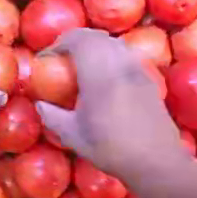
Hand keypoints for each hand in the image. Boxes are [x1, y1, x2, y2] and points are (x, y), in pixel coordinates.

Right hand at [35, 29, 186, 182]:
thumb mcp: (73, 136)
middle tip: (61, 55)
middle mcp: (120, 65)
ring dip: (95, 45)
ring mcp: (138, 70)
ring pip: (114, 43)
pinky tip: (105, 75)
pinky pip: (127, 55)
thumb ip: (52, 116)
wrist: (156, 161)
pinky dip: (111, 55)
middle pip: (96, 36)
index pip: (78, 40)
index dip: (59, 43)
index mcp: (99, 75)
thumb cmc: (111, 149)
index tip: (47, 57)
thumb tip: (39, 104)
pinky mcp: (149, 79)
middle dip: (75, 39)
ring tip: (82, 63)